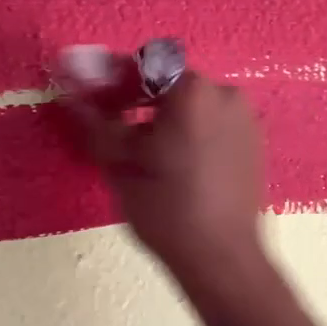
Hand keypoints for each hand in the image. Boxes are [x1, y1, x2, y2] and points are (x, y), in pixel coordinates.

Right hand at [61, 71, 267, 284]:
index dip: (110, 80)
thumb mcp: (119, 163)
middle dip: (139, 100)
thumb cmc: (166, 211)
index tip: (90, 97)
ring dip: (165, 118)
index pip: (141, 66)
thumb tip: (70, 85)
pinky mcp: (255, 143)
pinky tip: (175, 164)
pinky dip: (190, 133)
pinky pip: (213, 124)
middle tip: (113, 129)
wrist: (223, 259)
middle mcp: (225, 93)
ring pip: (193, 106)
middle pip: (170, 84)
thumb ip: (95, 119)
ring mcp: (245, 119)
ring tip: (144, 153)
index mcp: (192, 91)